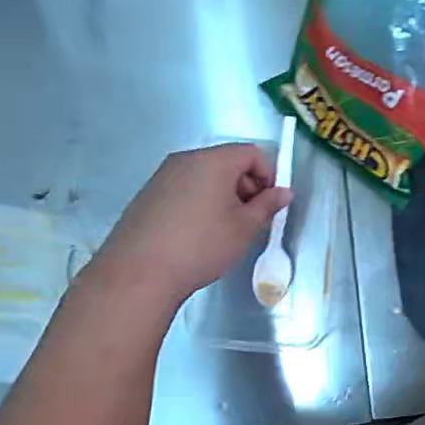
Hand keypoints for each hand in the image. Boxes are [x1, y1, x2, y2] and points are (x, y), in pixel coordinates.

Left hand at [84, 144, 291, 309]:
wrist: (140, 271)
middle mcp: (186, 160)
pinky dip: (202, 202)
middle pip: (227, 161)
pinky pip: (186, 187)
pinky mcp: (149, 194)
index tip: (271, 204)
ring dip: (225, 195)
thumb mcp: (245, 228)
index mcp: (213, 161)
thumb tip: (284, 192)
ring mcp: (163, 175)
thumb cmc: (202, 245)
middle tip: (252, 219)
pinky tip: (200, 233)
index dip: (269, 175)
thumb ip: (268, 205)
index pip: (251, 153)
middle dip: (247, 185)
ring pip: (206, 175)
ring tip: (226, 229)